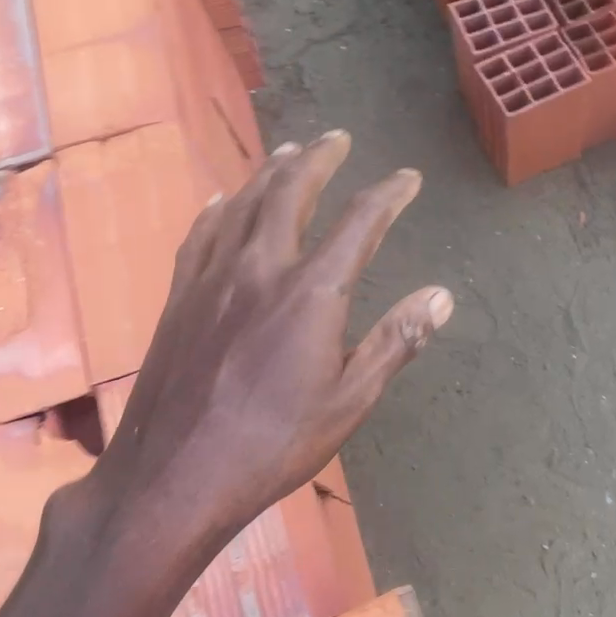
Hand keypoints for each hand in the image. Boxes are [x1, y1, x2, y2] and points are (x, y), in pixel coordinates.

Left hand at [88, 130, 451, 562]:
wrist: (174, 477)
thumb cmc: (274, 445)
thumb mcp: (350, 400)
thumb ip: (395, 341)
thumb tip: (441, 296)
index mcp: (312, 293)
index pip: (360, 223)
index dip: (388, 194)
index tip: (407, 179)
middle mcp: (261, 269)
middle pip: (292, 193)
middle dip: (319, 160)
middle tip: (337, 139)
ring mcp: (213, 278)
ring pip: (245, 204)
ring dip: (271, 172)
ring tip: (290, 152)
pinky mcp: (180, 297)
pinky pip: (201, 233)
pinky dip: (221, 208)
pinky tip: (226, 199)